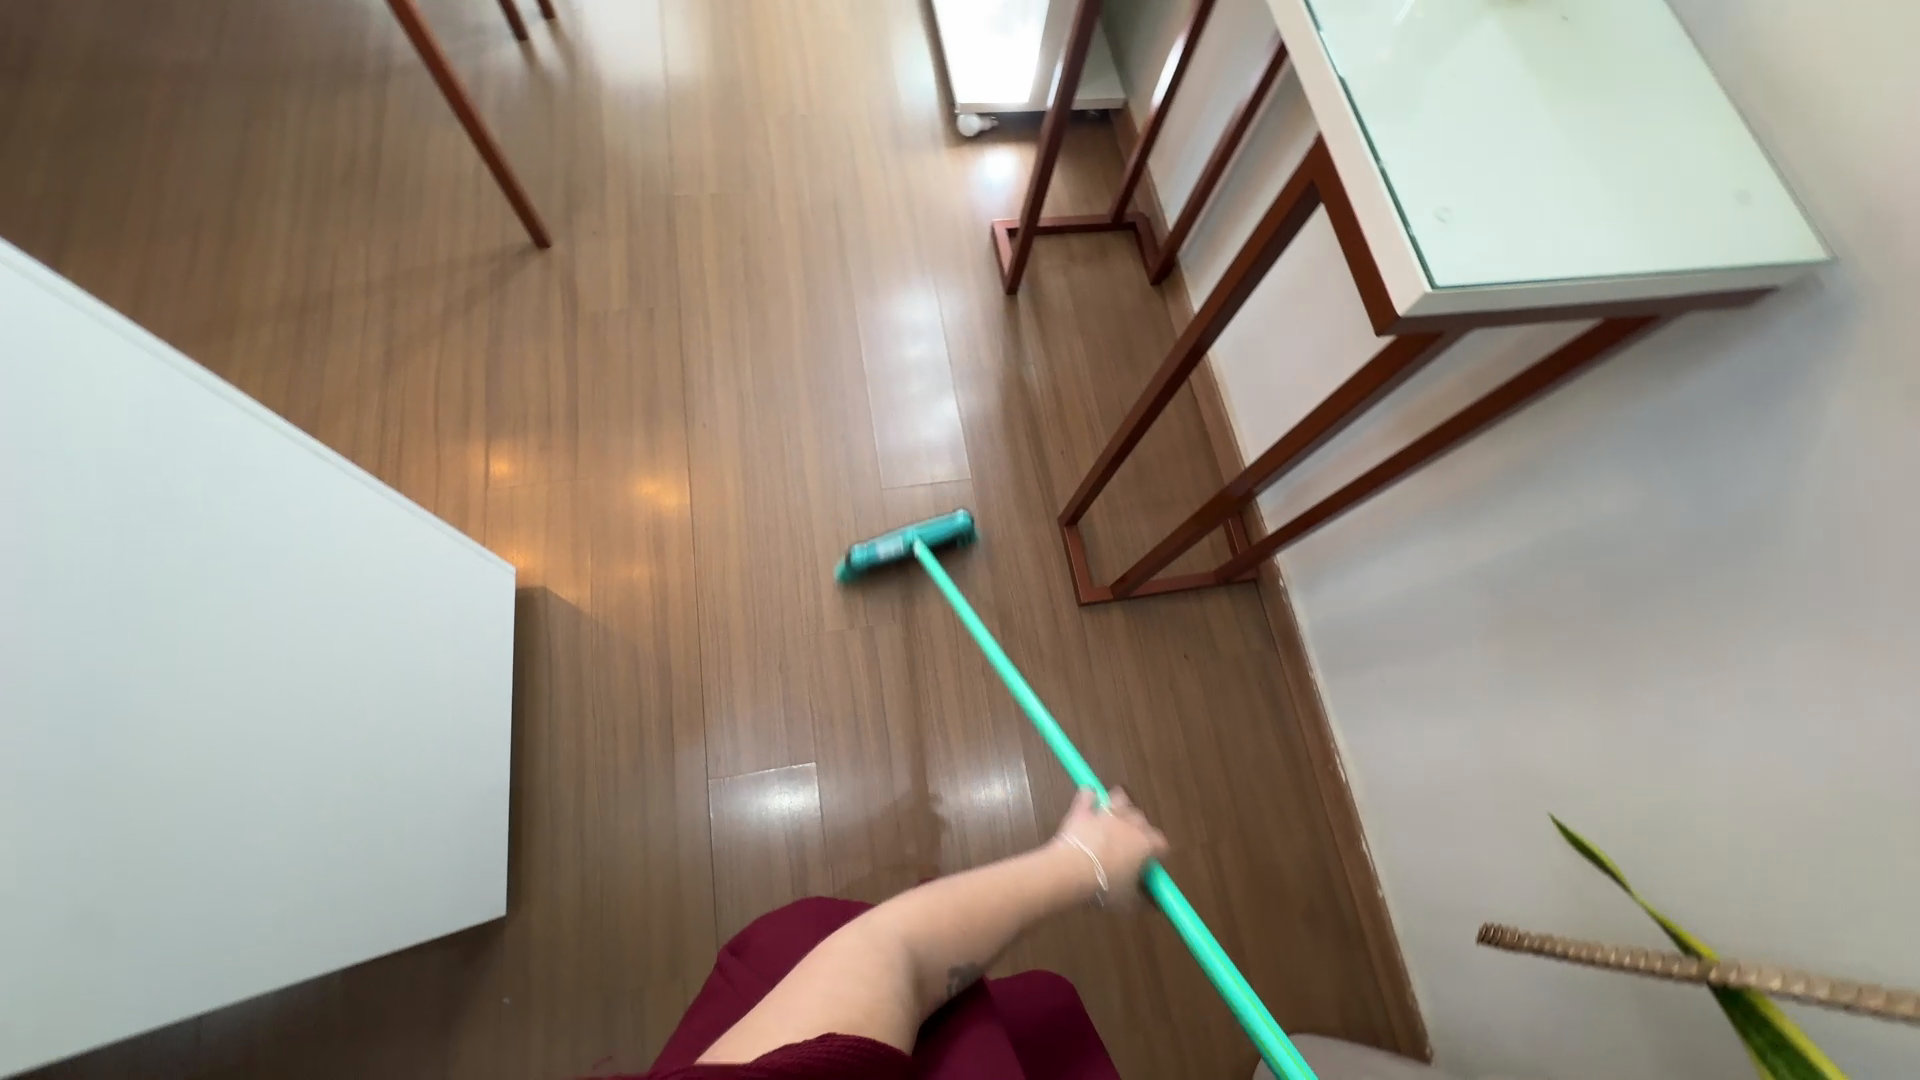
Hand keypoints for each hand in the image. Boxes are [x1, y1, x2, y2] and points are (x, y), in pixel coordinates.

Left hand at [1054, 787, 1168, 908]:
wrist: (1073, 870)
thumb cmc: (1105, 887)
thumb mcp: (1127, 902)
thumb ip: (1141, 900)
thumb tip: (1151, 906)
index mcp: (1145, 844)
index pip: (1160, 843)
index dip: (1157, 851)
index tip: (1152, 861)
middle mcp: (1129, 824)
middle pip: (1141, 818)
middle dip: (1139, 827)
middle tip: (1131, 842)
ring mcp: (1105, 814)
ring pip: (1118, 799)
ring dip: (1118, 804)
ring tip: (1114, 813)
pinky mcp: (1083, 811)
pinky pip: (1088, 796)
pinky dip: (1088, 797)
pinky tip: (1088, 799)